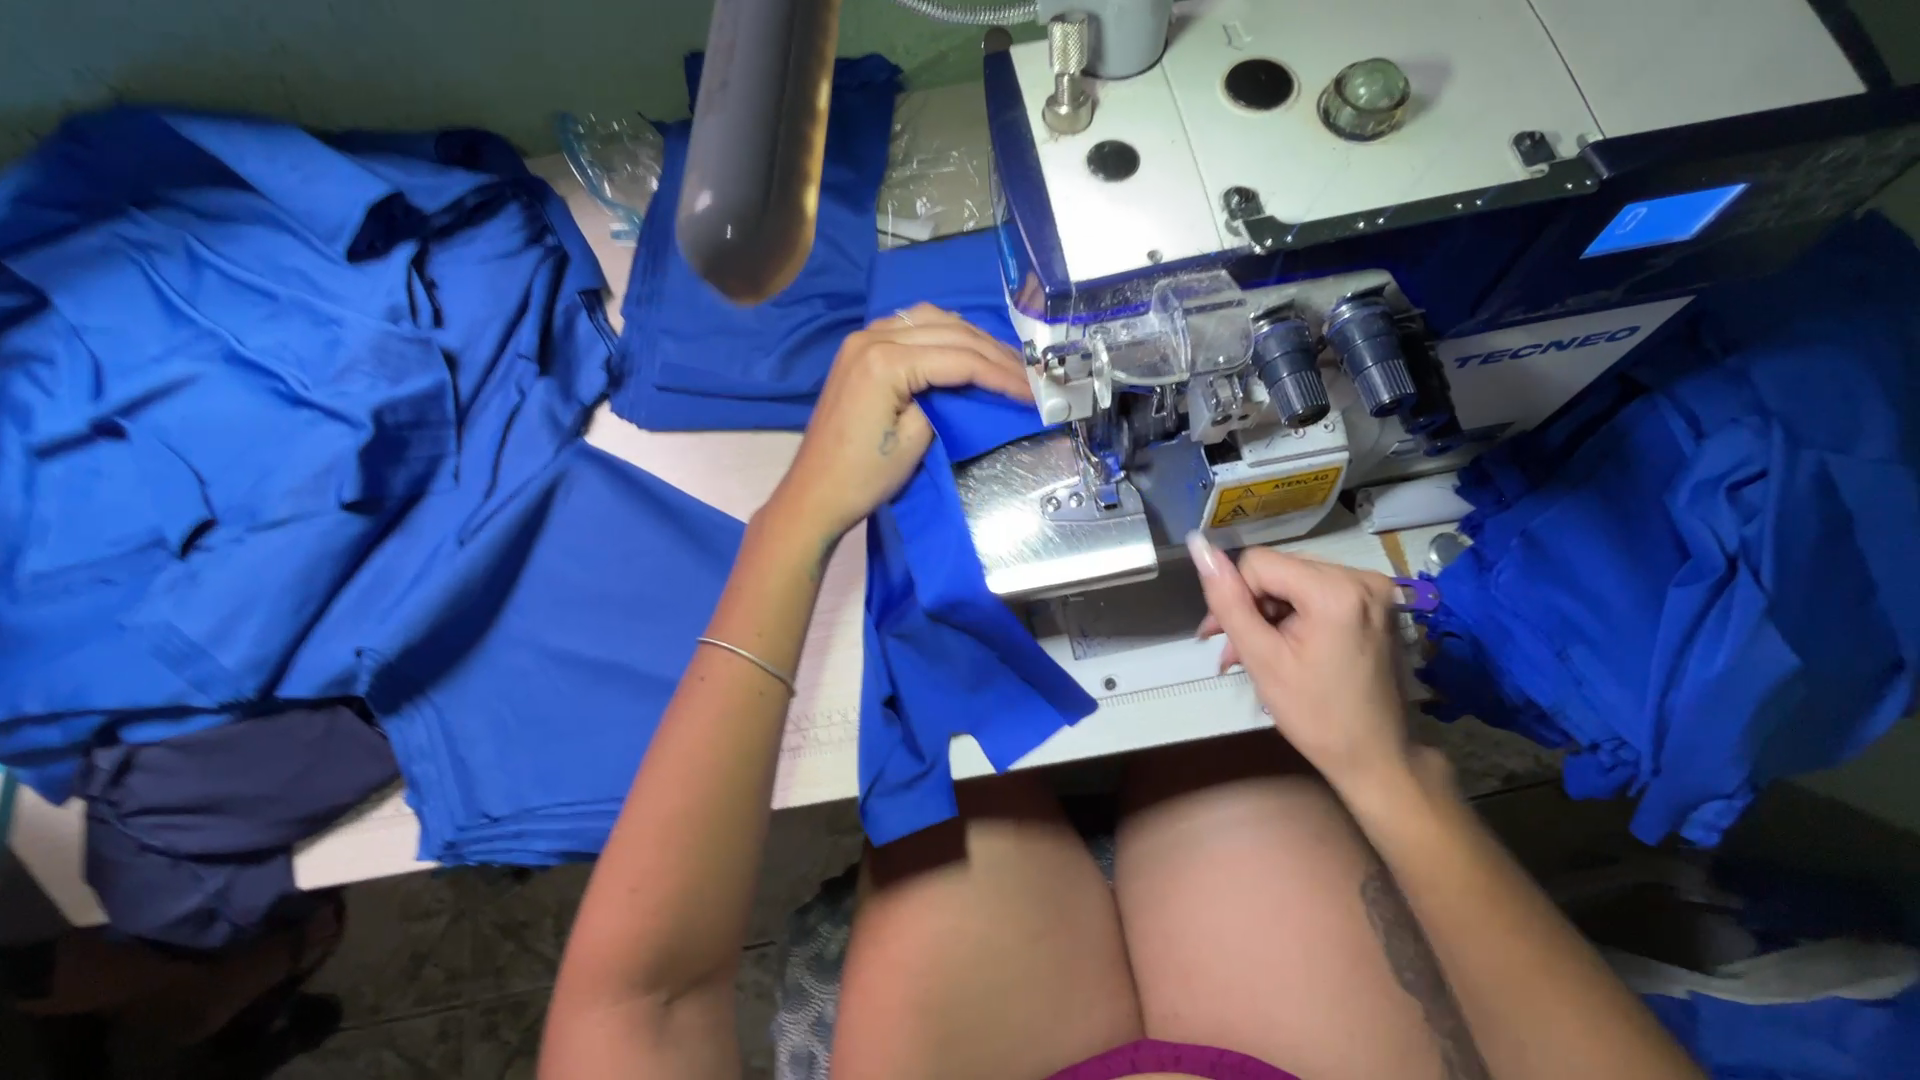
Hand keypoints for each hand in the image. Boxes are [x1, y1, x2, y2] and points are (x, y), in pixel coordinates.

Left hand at [768, 303, 1031, 542]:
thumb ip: (946, 404)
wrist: (815, 493)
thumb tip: (972, 388)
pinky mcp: (860, 350)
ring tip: (1005, 361)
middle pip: (949, 332)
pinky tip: (965, 348)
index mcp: (885, 361)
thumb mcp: (915, 441)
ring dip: (971, 338)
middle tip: (1029, 375)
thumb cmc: (863, 477)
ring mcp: (862, 339)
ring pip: (931, 320)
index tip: (1033, 392)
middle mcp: (872, 337)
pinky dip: (943, 334)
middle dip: (993, 354)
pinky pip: (910, 327)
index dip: (1002, 375)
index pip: (960, 358)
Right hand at [1188, 533, 1415, 793]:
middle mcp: (1361, 577)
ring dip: (1268, 613)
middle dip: (1250, 606)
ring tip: (1253, 652)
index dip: (1236, 598)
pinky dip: (1294, 614)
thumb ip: (1228, 600)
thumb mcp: (1261, 657)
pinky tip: (1282, 645)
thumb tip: (1198, 548)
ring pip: (1294, 580)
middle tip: (1234, 650)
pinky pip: (1317, 591)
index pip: (1258, 563)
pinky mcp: (1375, 602)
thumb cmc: (1315, 715)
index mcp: (1336, 590)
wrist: (1375, 755)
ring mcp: (1373, 588)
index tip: (1227, 639)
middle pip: (1278, 570)